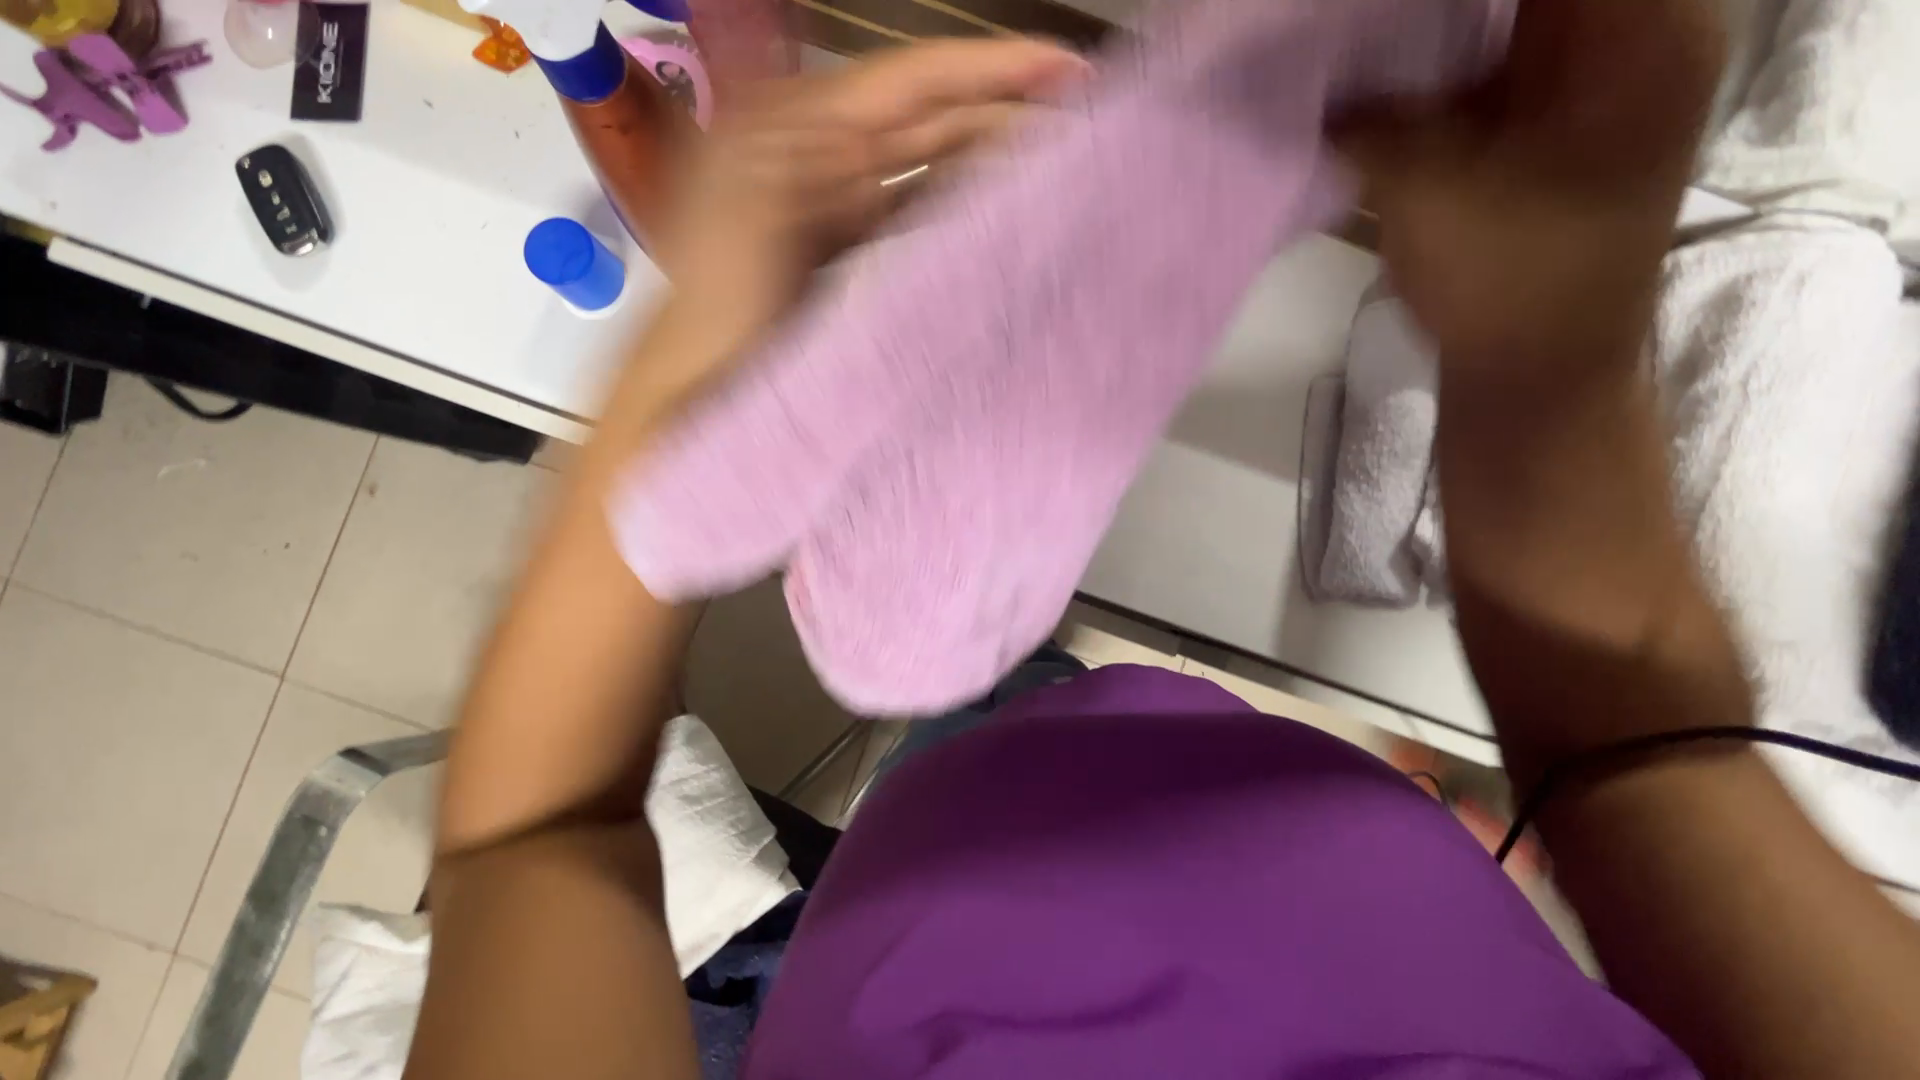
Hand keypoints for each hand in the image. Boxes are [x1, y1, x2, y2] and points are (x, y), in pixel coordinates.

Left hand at [653, 38, 1089, 350]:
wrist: (693, 380)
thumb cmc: (714, 303)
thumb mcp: (757, 209)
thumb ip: (830, 151)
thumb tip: (907, 122)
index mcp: (795, 126)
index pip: (911, 80)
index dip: (990, 69)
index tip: (1065, 69)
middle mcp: (819, 150)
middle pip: (929, 116)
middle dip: (1004, 108)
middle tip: (1082, 117)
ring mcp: (831, 199)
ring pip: (926, 163)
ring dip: (989, 157)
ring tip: (1057, 159)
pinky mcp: (840, 247)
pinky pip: (910, 212)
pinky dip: (955, 208)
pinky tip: (995, 212)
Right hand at [1333, 0, 1724, 377]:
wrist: (1534, 378)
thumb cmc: (1506, 286)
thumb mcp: (1431, 189)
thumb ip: (1373, 120)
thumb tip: (1323, 88)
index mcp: (1642, 37)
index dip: (1455, 4)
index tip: (1383, 20)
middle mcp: (1631, 41)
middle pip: (1522, 1)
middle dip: (1434, 17)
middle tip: (1360, 30)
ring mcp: (1587, 85)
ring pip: (1502, 21)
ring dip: (1428, 34)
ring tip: (1358, 46)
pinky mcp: (1546, 124)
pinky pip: (1487, 65)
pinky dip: (1431, 70)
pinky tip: (1372, 81)